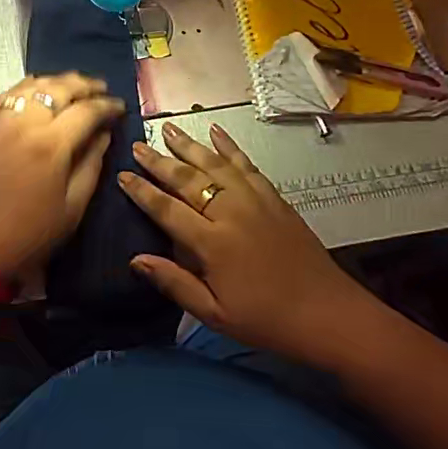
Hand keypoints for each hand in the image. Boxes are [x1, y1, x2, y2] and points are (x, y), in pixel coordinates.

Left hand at [0, 73, 124, 284]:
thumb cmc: (30, 234)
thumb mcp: (73, 207)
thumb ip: (92, 164)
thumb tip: (104, 135)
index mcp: (52, 144)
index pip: (87, 110)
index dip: (108, 106)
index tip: (121, 109)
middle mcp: (25, 124)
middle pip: (58, 88)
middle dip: (84, 85)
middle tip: (101, 89)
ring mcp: (0, 124)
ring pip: (30, 86)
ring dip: (54, 81)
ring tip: (72, 85)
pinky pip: (4, 98)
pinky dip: (24, 88)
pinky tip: (34, 89)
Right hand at [118, 123, 379, 365]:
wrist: (325, 311)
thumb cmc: (265, 319)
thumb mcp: (214, 313)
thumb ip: (174, 283)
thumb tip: (136, 259)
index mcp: (212, 243)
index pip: (167, 209)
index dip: (142, 192)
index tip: (122, 175)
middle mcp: (231, 212)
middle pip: (188, 179)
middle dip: (160, 161)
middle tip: (138, 146)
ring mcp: (255, 200)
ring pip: (215, 164)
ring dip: (190, 146)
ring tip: (169, 130)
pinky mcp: (274, 197)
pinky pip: (247, 165)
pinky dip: (230, 147)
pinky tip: (217, 133)